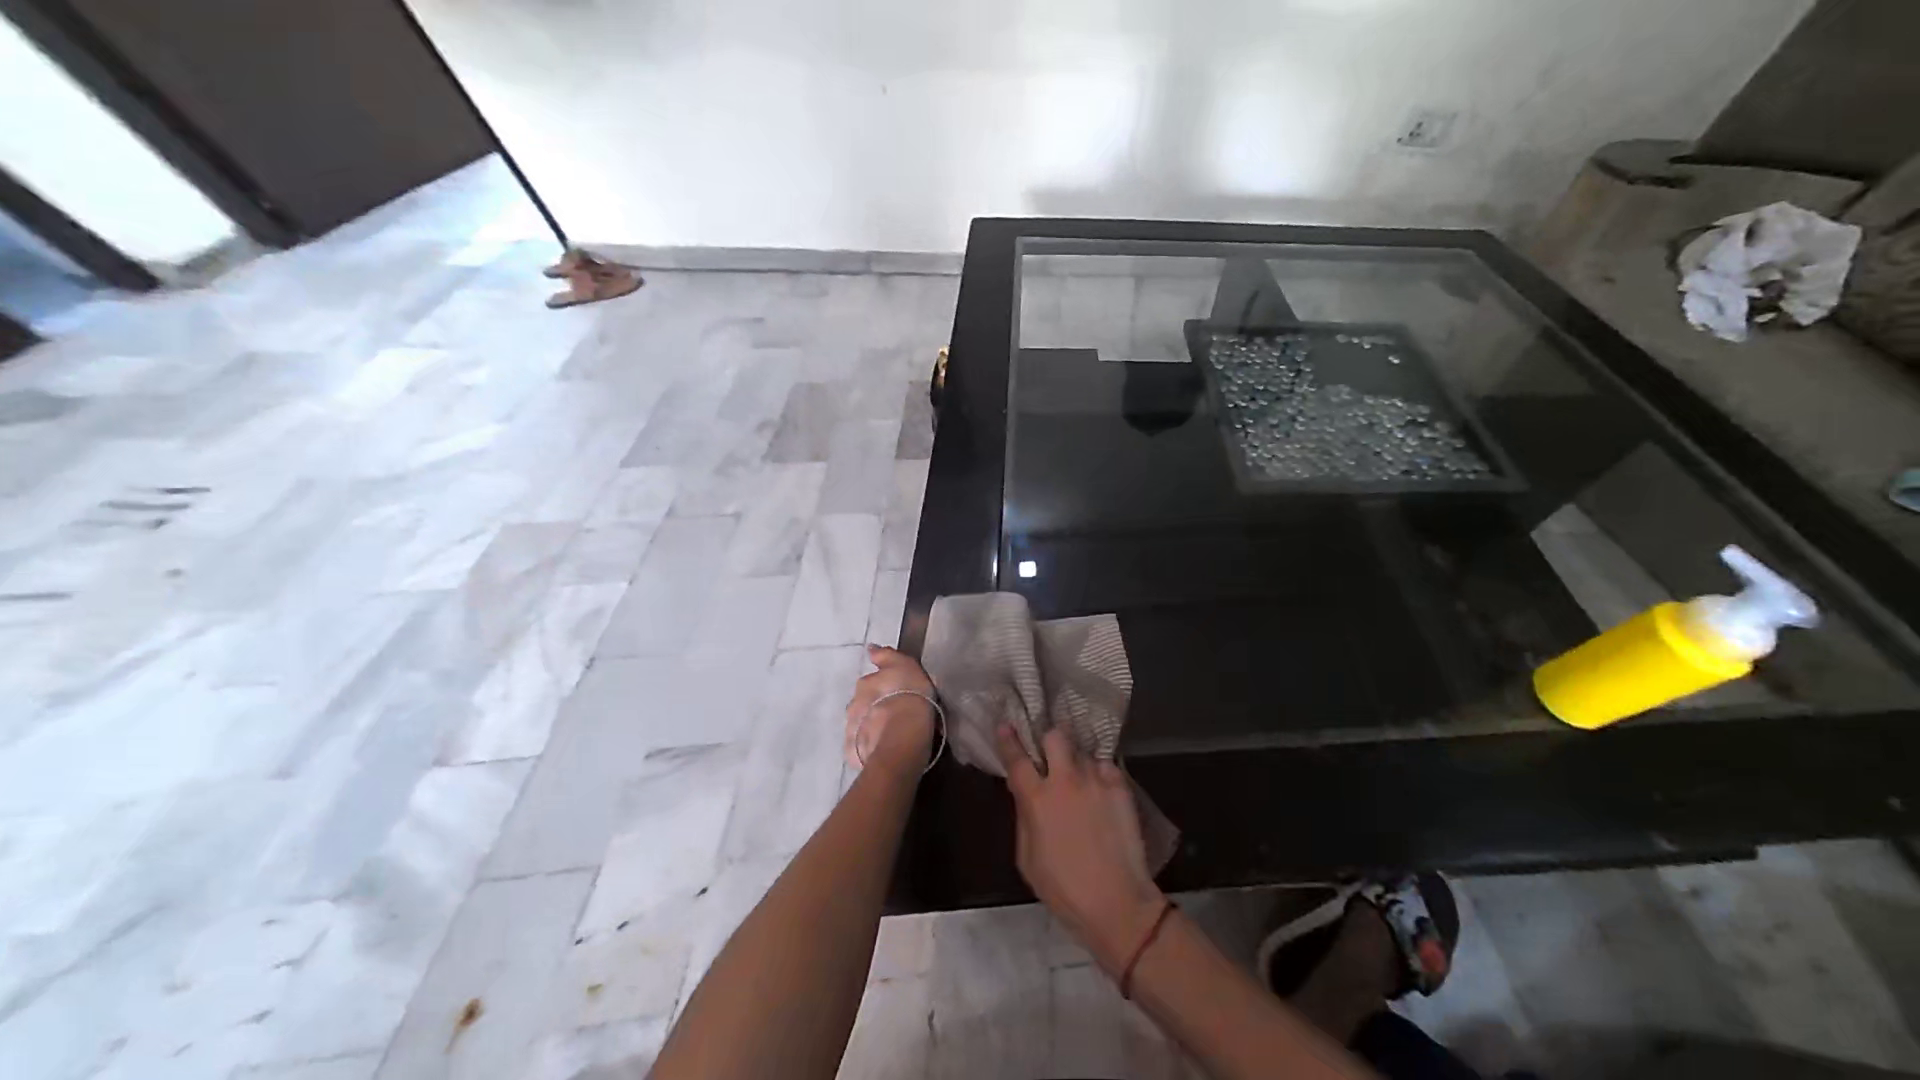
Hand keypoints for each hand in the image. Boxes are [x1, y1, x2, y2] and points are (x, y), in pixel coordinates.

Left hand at [844, 644, 935, 772]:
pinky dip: (868, 748)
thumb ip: (886, 656)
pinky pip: (860, 749)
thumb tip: (870, 647)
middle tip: (892, 715)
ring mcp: (851, 731)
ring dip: (870, 728)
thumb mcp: (904, 665)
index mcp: (864, 685)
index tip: (891, 693)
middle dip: (872, 708)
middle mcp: (853, 705)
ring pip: (859, 726)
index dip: (880, 688)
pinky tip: (881, 750)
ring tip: (889, 735)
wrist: (903, 734)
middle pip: (861, 705)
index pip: (869, 683)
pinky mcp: (854, 754)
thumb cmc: (909, 695)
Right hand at [994, 725, 1165, 972]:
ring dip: (1076, 761)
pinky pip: (1106, 766)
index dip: (1009, 740)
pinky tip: (1100, 791)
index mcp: (1036, 799)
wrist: (1116, 902)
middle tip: (1051, 756)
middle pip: (1055, 737)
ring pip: (1082, 751)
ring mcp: (1096, 781)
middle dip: (1050, 741)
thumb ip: (1024, 819)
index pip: (1017, 759)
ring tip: (1080, 780)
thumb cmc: (1063, 888)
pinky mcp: (1121, 788)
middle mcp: (1065, 781)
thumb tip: (1026, 798)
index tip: (1006, 726)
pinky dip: (1100, 774)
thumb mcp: (1026, 858)